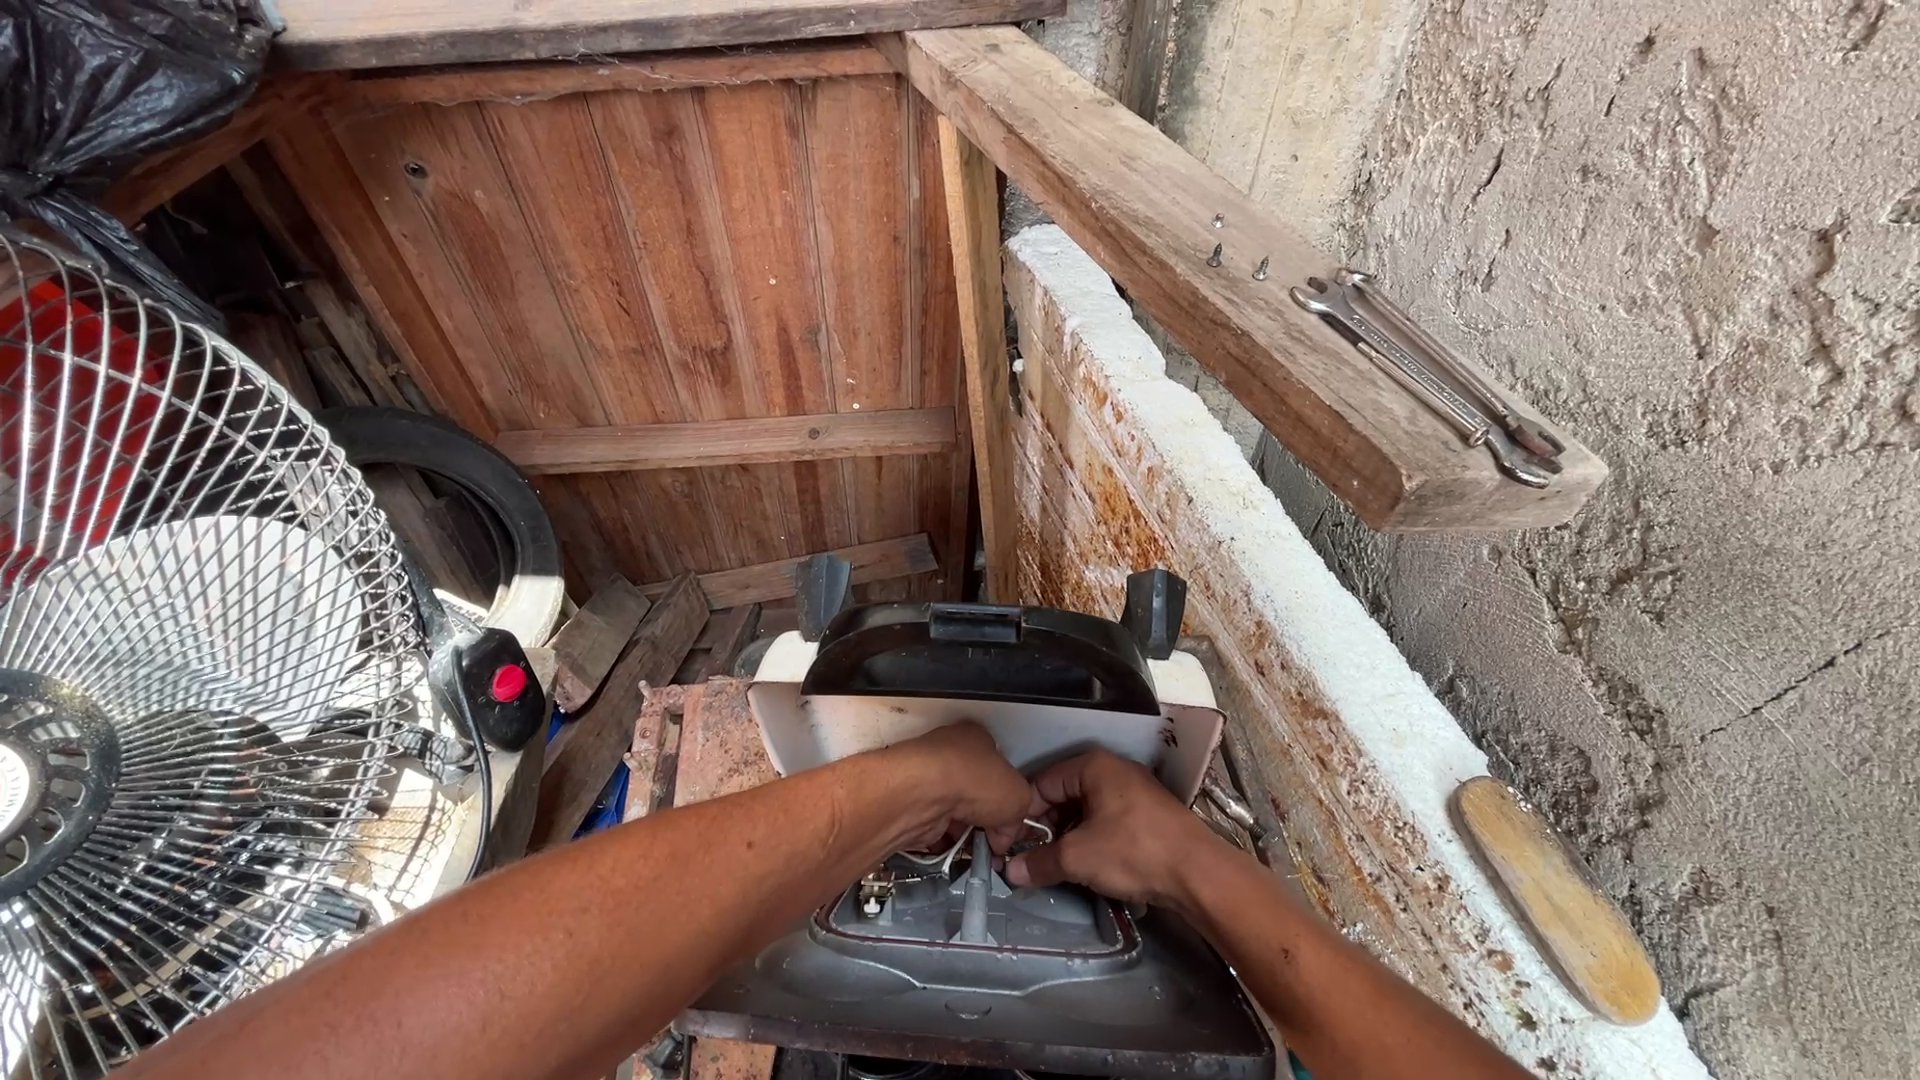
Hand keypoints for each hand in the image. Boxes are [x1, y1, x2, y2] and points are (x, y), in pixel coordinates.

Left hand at [876, 722, 1034, 852]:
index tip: (1013, 818)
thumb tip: (1007, 830)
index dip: (1008, 795)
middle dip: (987, 817)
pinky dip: (945, 842)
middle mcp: (949, 755)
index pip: (999, 768)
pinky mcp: (913, 806)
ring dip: (966, 832)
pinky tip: (955, 848)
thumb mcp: (1018, 795)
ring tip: (976, 847)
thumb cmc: (965, 777)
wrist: (921, 795)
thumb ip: (1020, 812)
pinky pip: (934, 829)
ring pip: (954, 812)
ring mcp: (928, 780)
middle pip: (976, 792)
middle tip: (996, 836)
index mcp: (976, 738)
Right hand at [1003, 749, 1222, 909]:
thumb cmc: (1134, 851)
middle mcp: (1113, 769)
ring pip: (1086, 809)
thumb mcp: (1078, 857)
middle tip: (1031, 855)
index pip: (1042, 782)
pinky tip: (1087, 863)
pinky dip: (1091, 838)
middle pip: (1064, 794)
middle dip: (1046, 826)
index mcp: (1093, 765)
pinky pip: (1107, 819)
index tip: (1010, 841)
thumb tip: (1011, 871)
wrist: (1199, 874)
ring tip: (1056, 863)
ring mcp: (1133, 790)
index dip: (1023, 813)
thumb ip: (1040, 861)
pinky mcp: (1148, 814)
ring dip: (1068, 835)